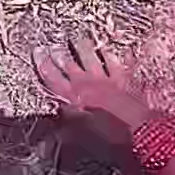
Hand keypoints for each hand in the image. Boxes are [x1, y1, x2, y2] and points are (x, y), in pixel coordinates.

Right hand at [34, 36, 154, 145]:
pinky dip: (118, 55)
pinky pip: (120, 63)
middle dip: (61, 53)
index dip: (44, 63)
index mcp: (73, 97)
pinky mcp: (124, 79)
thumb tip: (58, 121)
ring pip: (92, 59)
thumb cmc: (106, 135)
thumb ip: (67, 124)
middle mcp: (87, 84)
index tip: (38, 51)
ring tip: (80, 38)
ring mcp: (106, 79)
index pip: (53, 77)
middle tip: (54, 43)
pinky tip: (117, 48)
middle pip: (71, 64)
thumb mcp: (79, 135)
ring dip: (85, 48)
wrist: (135, 130)